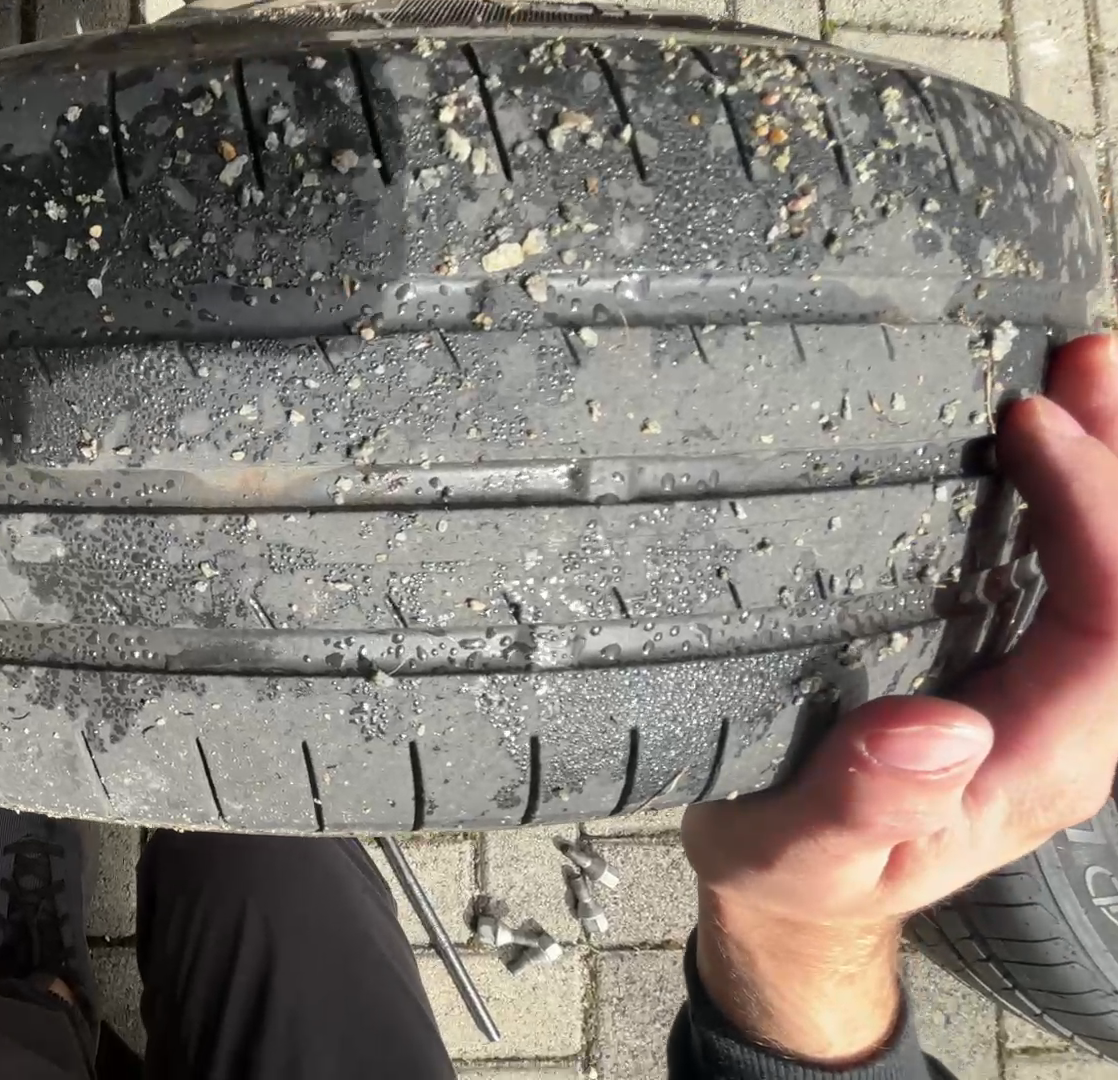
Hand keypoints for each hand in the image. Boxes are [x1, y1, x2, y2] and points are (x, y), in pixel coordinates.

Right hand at [682, 334, 1117, 1061]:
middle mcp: (1062, 724)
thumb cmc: (790, 871)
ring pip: (1117, 582)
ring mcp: (1034, 702)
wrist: (797, 895)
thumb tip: (939, 725)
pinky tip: (1028, 469)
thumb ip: (867, 801)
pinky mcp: (992, 684)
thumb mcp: (802, 849)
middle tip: (1090, 365)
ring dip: (1112, 479)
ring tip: (1081, 385)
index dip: (1101, 515)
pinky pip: (1065, 588)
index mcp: (1035, 760)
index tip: (1032, 429)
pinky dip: (1062, 515)